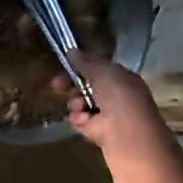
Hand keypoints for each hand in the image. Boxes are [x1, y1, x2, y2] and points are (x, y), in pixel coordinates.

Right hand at [58, 53, 177, 166]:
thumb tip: (71, 50)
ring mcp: (106, 115)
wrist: (125, 130)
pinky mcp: (97, 132)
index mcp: (122, 79)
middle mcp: (115, 96)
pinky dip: (81, 120)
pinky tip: (87, 121)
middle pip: (86, 87)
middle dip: (71, 85)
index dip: (83, 67)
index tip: (66, 64)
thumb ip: (86, 62)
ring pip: (80, 105)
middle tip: (57, 85)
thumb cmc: (118, 95)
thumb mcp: (103, 72)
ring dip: (77, 104)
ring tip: (82, 107)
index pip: (99, 70)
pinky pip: (81, 122)